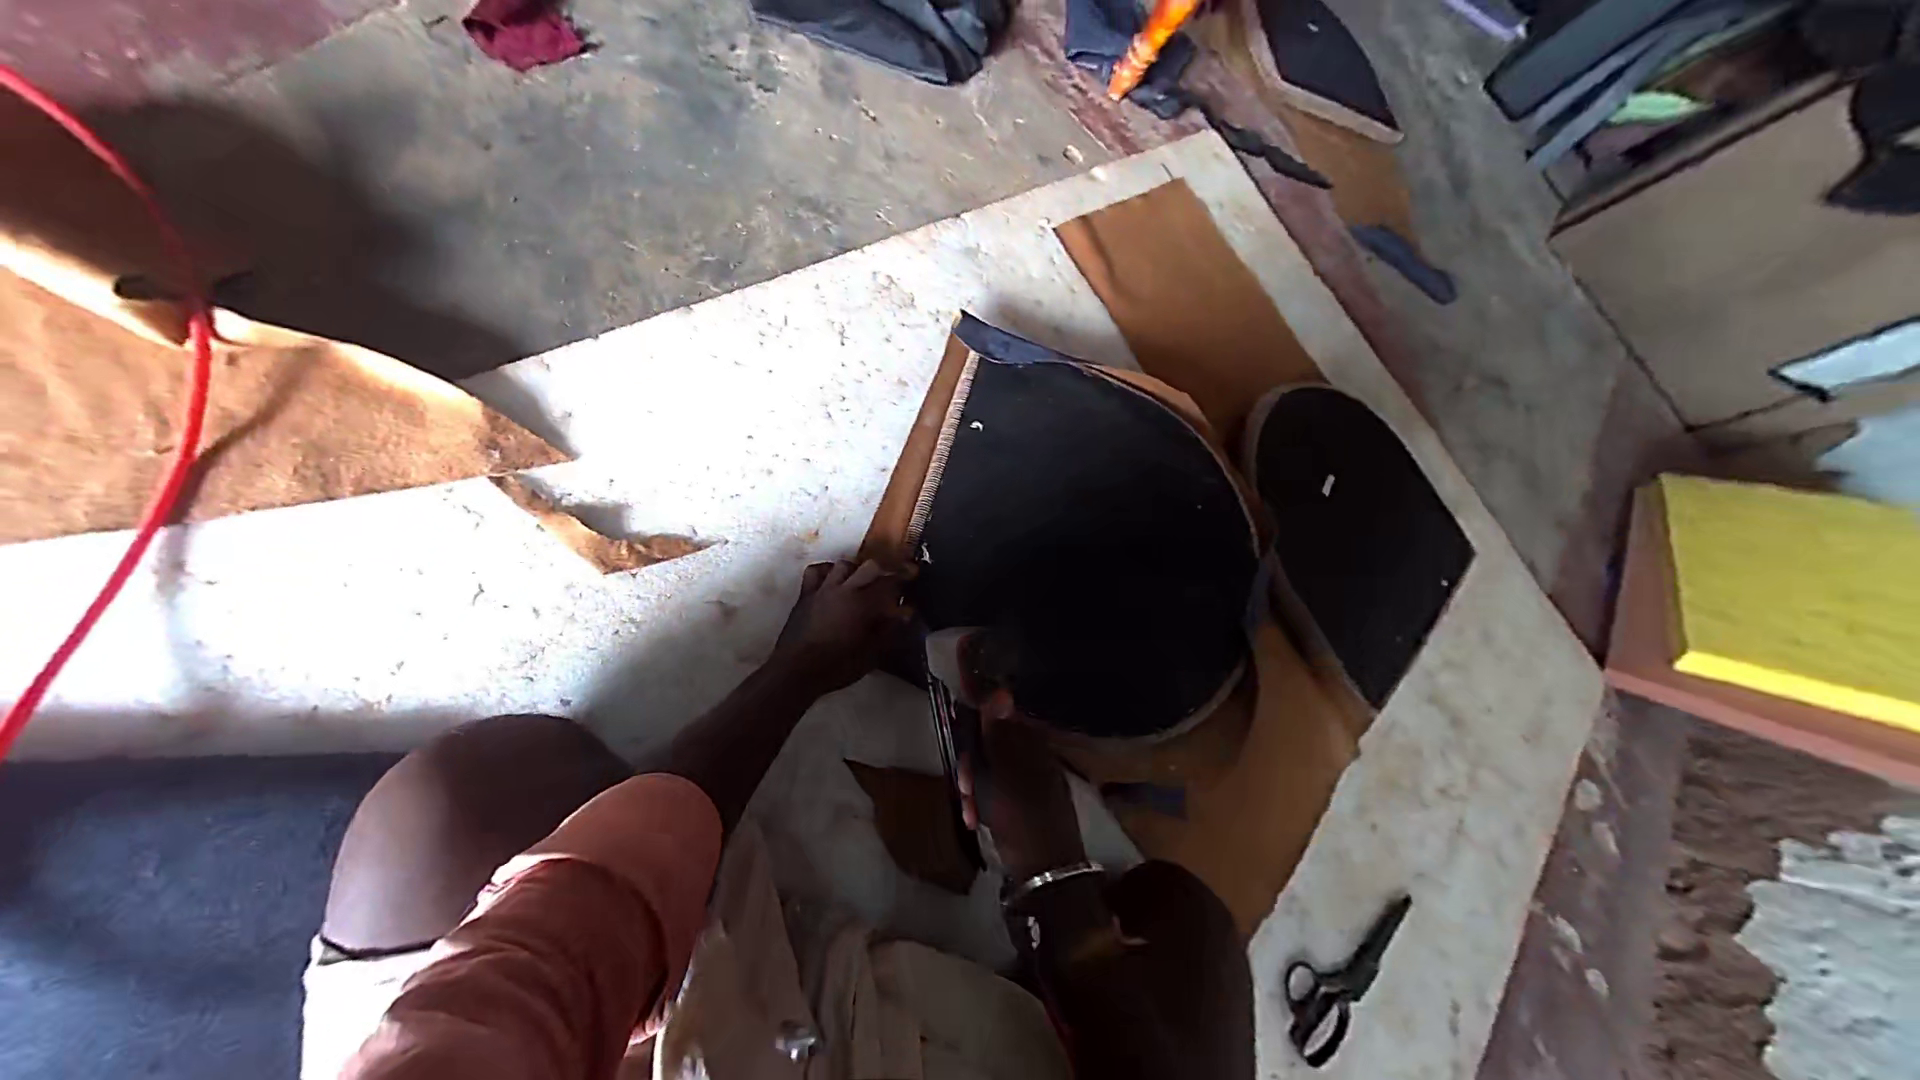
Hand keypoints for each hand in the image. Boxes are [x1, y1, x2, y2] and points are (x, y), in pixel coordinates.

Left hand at [768, 559, 912, 694]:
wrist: (796, 671)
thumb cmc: (837, 666)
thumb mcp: (871, 654)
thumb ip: (890, 630)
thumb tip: (907, 613)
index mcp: (864, 604)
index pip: (890, 583)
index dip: (904, 575)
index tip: (913, 572)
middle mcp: (845, 590)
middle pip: (870, 567)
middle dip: (884, 569)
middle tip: (891, 578)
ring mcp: (823, 590)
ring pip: (843, 565)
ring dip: (857, 569)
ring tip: (862, 580)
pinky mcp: (806, 595)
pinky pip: (816, 572)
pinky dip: (827, 571)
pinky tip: (833, 579)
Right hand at [959, 695, 1085, 879]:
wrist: (1047, 875)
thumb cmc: (1023, 821)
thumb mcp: (1004, 776)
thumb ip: (999, 734)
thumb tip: (1001, 689)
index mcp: (1034, 747)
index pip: (1001, 718)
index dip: (977, 724)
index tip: (959, 738)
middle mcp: (1036, 759)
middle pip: (993, 746)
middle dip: (973, 764)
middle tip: (964, 786)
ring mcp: (1033, 784)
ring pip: (992, 771)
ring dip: (975, 786)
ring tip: (969, 809)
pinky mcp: (1026, 806)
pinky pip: (999, 793)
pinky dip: (984, 802)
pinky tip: (975, 819)